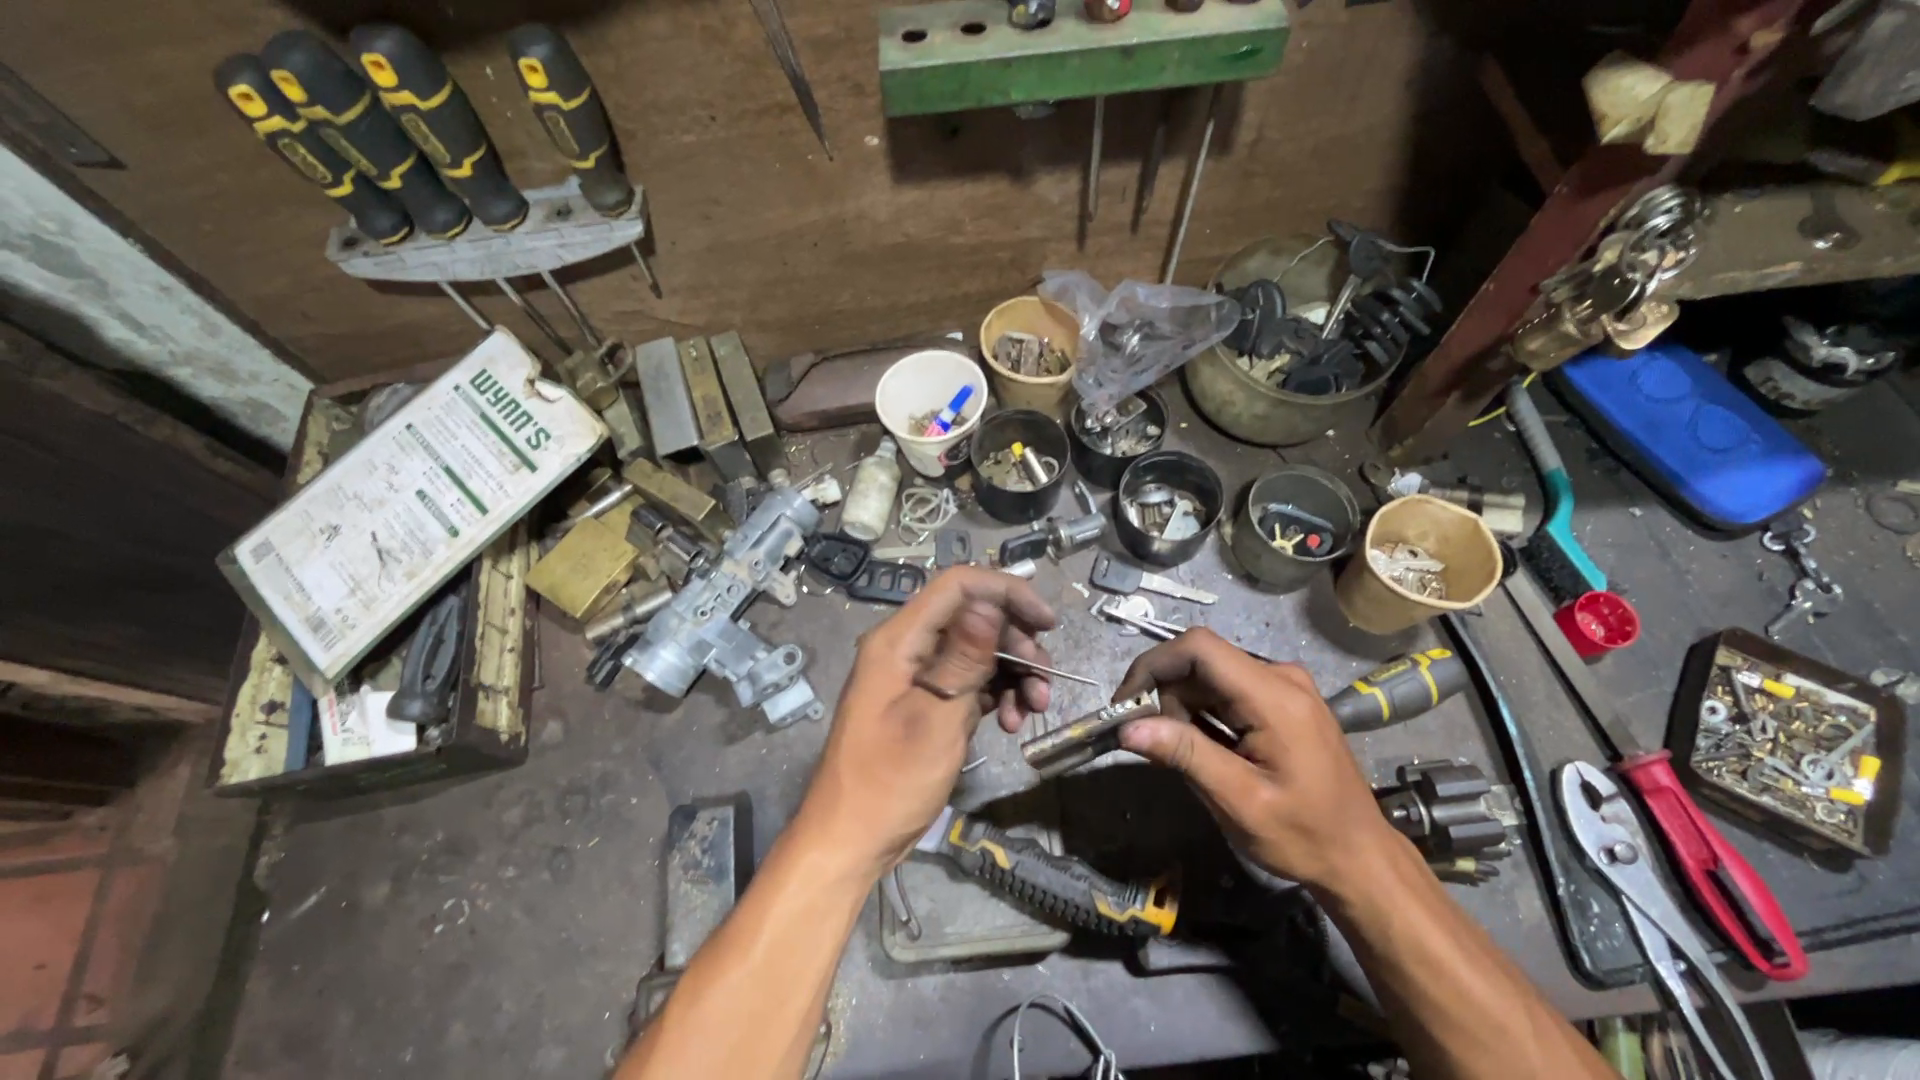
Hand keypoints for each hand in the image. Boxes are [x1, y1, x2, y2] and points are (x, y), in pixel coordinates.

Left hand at [797, 566, 1056, 876]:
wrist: (852, 838)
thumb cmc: (889, 781)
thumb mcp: (935, 718)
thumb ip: (963, 657)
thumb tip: (989, 603)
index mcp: (898, 641)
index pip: (958, 586)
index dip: (1007, 592)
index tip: (1047, 622)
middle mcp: (906, 649)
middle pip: (973, 618)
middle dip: (1016, 643)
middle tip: (1044, 680)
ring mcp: (916, 677)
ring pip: (977, 652)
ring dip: (1012, 674)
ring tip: (1034, 709)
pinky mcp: (926, 703)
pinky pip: (968, 683)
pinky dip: (995, 696)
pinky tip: (1011, 723)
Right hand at [1113, 630, 1398, 890]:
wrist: (1359, 857)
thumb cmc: (1304, 835)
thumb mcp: (1239, 802)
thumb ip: (1186, 756)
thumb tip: (1127, 728)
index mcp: (1275, 696)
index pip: (1200, 648)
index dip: (1153, 665)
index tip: (1126, 705)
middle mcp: (1281, 678)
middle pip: (1201, 661)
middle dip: (1165, 694)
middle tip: (1152, 744)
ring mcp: (1284, 687)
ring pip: (1210, 676)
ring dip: (1182, 707)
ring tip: (1180, 756)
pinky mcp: (1281, 701)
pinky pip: (1227, 691)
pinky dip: (1202, 714)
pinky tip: (1203, 751)